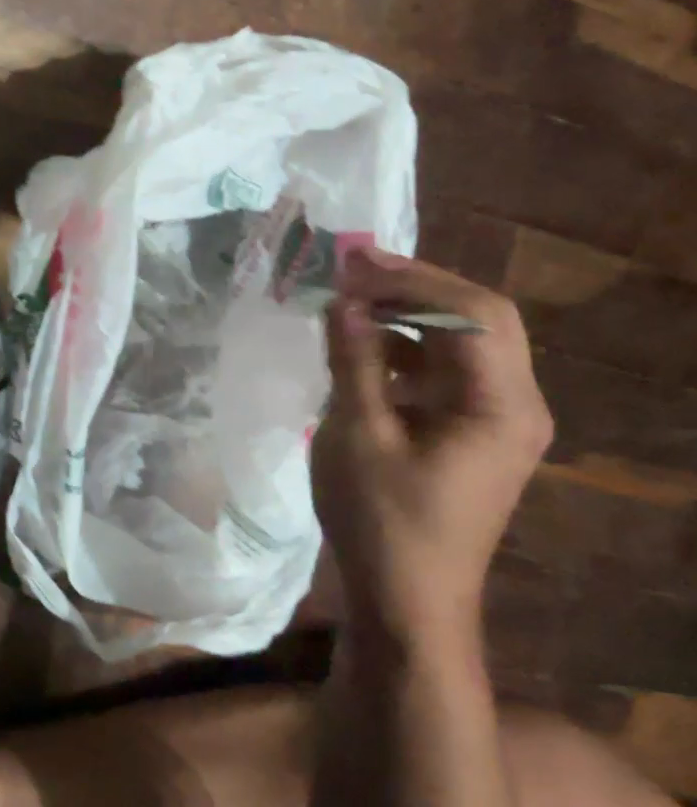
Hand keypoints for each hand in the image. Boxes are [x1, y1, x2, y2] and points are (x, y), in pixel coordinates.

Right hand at [314, 248, 552, 640]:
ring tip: (345, 296)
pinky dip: (403, 347)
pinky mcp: (468, 432)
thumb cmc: (381, 516)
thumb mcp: (358, 433)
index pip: (475, 314)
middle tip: (346, 267)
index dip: (413, 279)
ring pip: (461, 342)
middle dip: (414, 286)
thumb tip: (344, 300)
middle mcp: (514, 403)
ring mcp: (494, 419)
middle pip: (479, 320)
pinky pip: (443, 371)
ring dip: (407, 313)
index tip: (348, 264)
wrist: (406, 594)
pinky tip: (357, 344)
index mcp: (501, 405)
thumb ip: (355, 361)